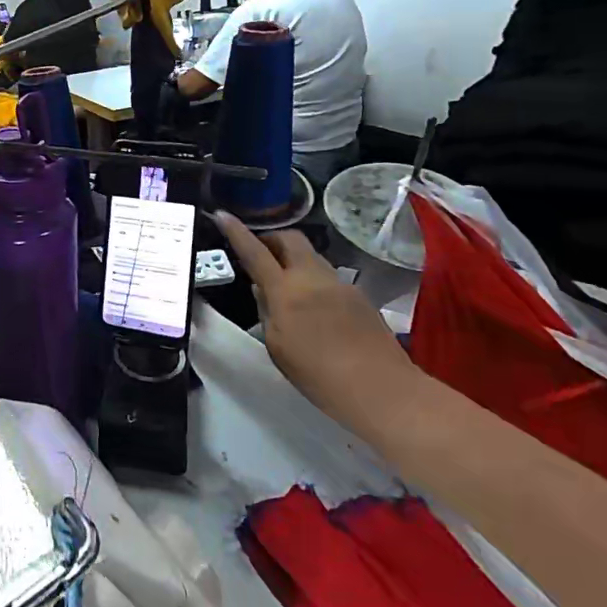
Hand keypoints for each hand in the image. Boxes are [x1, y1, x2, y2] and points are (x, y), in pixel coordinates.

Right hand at [214, 213, 423, 424]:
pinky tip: (313, 309)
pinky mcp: (360, 298)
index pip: (255, 252)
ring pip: (311, 257)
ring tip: (284, 285)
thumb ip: (266, 311)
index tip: (223, 215)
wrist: (383, 391)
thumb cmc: (318, 374)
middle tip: (259, 252)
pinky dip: (312, 280)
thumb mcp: (277, 346)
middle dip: (272, 238)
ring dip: (293, 260)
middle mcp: (314, 279)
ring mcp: (341, 285)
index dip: (236, 232)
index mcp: (286, 291)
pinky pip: (328, 278)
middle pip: (291, 239)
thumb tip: (262, 290)